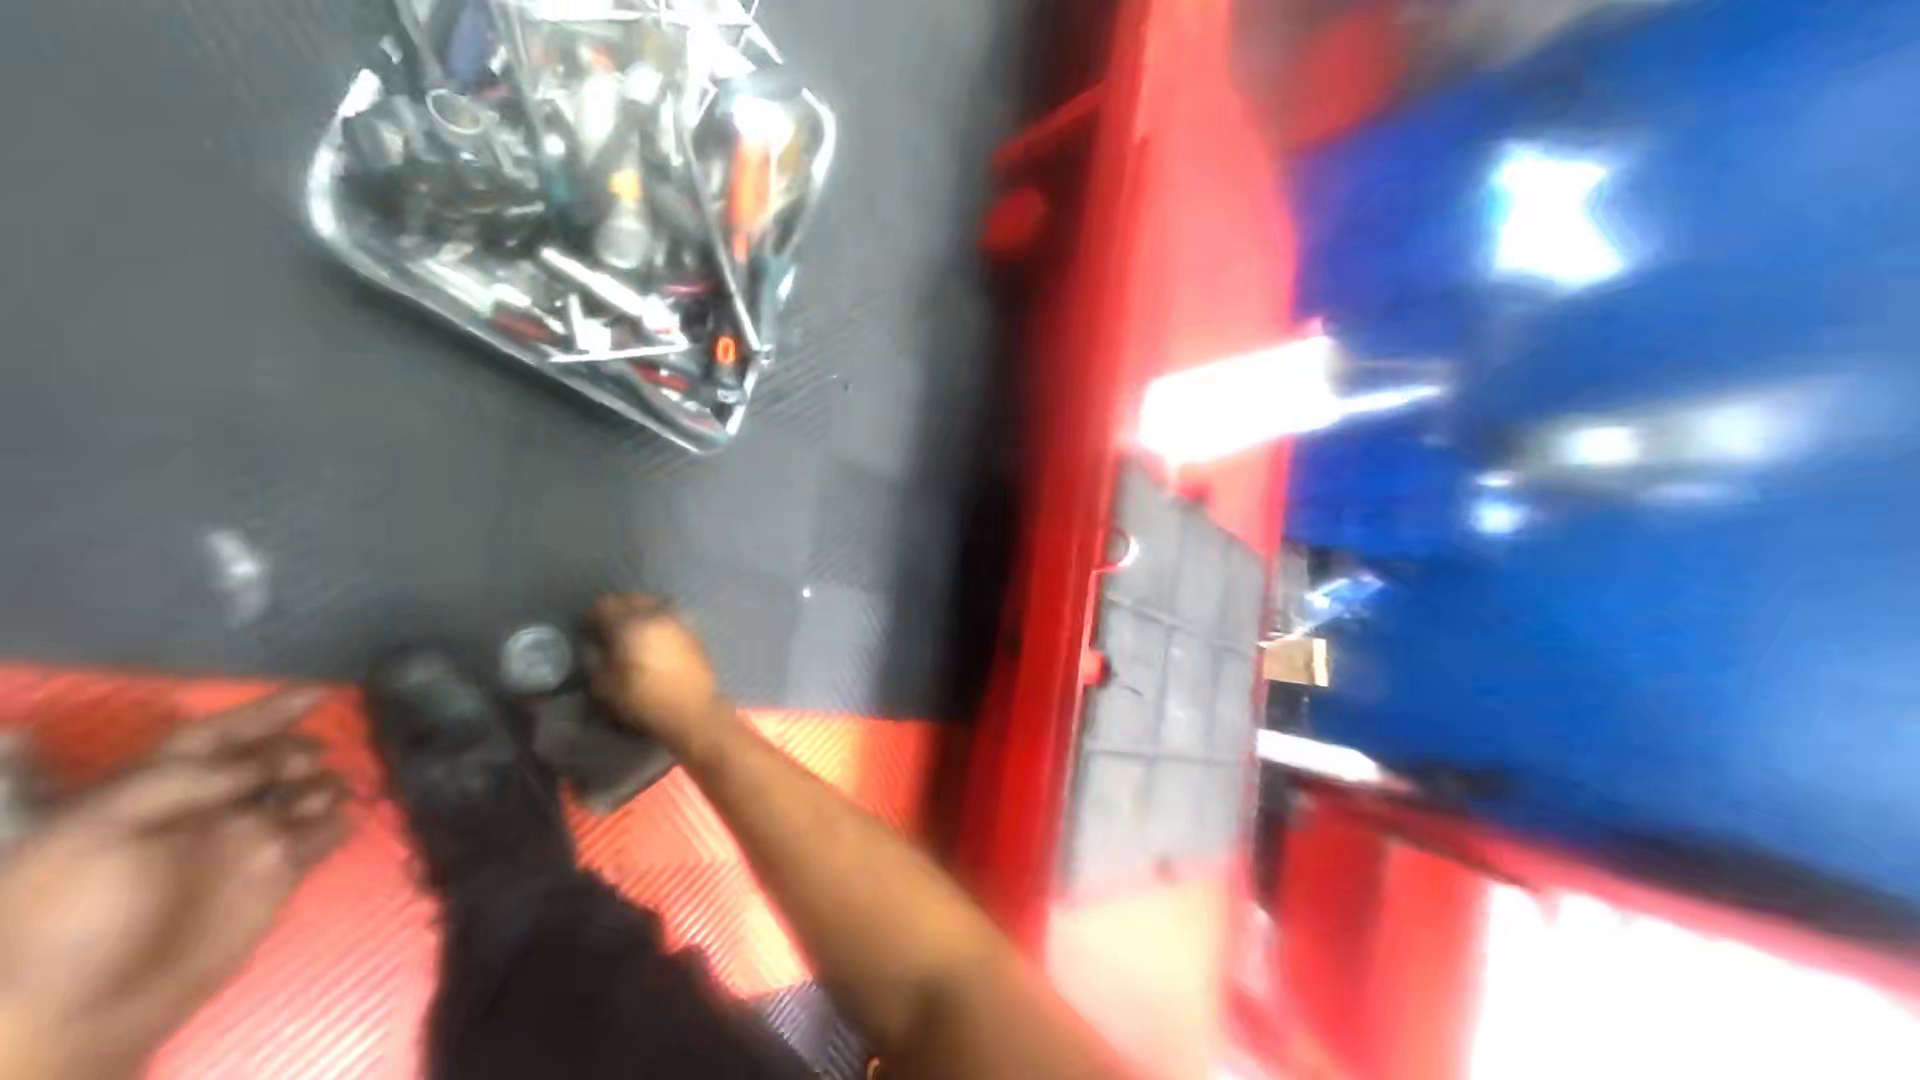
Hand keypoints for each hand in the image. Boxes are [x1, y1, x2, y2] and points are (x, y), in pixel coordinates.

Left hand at [0, 691, 346, 1079]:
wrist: (85, 1011)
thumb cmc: (73, 916)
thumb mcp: (93, 837)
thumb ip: (173, 784)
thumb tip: (257, 766)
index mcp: (154, 795)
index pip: (215, 736)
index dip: (263, 712)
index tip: (317, 696)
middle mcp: (207, 809)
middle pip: (271, 759)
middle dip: (296, 751)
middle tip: (301, 766)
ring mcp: (246, 841)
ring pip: (308, 790)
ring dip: (322, 787)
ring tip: (311, 805)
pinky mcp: (279, 871)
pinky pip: (328, 832)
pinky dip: (342, 820)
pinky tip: (339, 821)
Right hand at [588, 594, 729, 748]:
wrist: (693, 711)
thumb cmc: (644, 701)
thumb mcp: (606, 687)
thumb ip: (594, 660)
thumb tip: (592, 646)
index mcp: (631, 626)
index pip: (605, 605)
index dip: (592, 614)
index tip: (587, 626)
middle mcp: (656, 616)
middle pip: (632, 598)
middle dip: (617, 607)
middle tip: (608, 623)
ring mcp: (679, 621)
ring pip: (655, 603)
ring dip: (641, 609)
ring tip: (632, 627)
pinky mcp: (694, 631)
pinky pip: (671, 615)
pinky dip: (659, 618)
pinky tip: (654, 634)